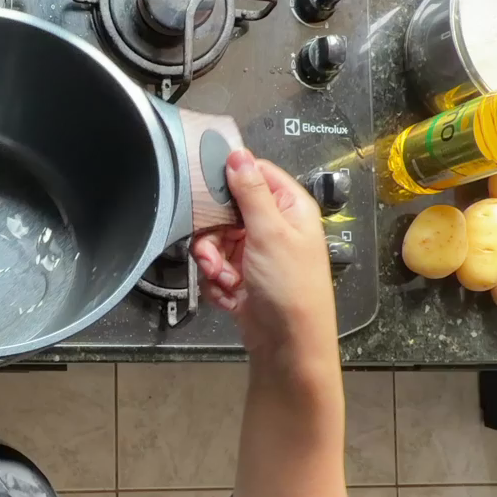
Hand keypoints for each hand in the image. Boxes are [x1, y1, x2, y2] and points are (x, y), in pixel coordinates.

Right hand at [191, 149, 337, 365]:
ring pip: (215, 242)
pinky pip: (215, 268)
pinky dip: (217, 282)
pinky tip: (230, 294)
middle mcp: (272, 227)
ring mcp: (256, 253)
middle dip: (213, 235)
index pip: (255, 175)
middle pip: (226, 212)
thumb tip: (237, 154)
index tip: (206, 191)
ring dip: (212, 263)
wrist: (287, 341)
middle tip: (212, 253)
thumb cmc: (290, 286)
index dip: (229, 181)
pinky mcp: (241, 276)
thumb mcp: (270, 232)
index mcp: (289, 208)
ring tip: (224, 280)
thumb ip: (251, 192)